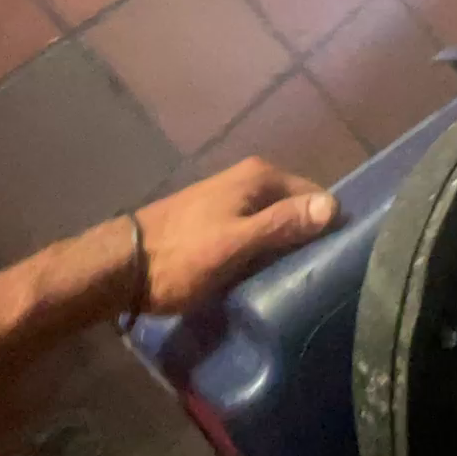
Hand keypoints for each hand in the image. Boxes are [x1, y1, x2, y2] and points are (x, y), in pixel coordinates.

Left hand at [132, 158, 338, 312]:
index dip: (328, 226)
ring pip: (277, 220)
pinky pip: (258, 229)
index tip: (335, 261)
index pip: (316, 194)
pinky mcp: (219, 217)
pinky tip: (266, 273)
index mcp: (261, 177)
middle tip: (317, 276)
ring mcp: (232, 196)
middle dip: (308, 236)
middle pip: (297, 207)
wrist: (121, 267)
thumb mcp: (236, 244)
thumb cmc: (181, 257)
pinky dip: (265, 248)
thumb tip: (333, 206)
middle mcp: (250, 178)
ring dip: (286, 245)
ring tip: (296, 279)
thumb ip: (282, 224)